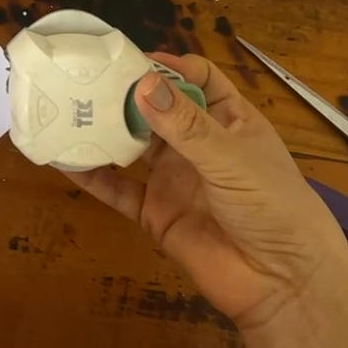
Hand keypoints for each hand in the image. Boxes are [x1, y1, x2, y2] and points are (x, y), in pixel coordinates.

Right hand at [72, 51, 347, 330]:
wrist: (284, 289)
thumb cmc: (275, 209)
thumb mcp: (233, 158)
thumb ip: (185, 125)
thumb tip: (142, 84)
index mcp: (228, 122)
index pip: (197, 79)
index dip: (168, 65)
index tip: (129, 58)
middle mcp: (197, 144)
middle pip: (155, 107)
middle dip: (123, 93)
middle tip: (82, 78)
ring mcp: (173, 178)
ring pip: (130, 145)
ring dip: (102, 129)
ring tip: (64, 109)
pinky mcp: (153, 212)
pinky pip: (115, 188)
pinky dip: (89, 174)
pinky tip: (63, 158)